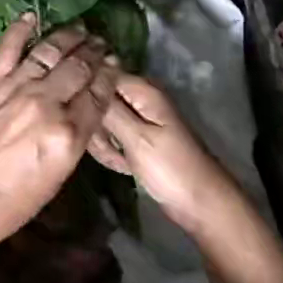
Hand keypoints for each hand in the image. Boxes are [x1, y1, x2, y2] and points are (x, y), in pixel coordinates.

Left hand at [0, 16, 118, 249]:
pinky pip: (7, 50)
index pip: (98, 96)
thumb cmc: (16, 198)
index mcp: (69, 135)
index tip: (117, 63)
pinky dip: (19, 31)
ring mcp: (14, 89)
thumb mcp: (60, 174)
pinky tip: (31, 16)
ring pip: (46, 54)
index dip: (109, 76)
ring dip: (65, 38)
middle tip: (102, 42)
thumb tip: (83, 112)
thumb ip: (74, 138)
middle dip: (93, 53)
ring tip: (80, 29)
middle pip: (76, 70)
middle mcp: (45, 105)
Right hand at [85, 73, 242, 234]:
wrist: (205, 210)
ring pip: (96, 118)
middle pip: (92, 97)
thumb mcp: (136, 137)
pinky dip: (110, 150)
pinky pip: (106, 135)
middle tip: (107, 146)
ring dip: (101, 141)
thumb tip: (77, 75)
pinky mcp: (133, 135)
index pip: (93, 72)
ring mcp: (134, 117)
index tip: (76, 113)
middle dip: (93, 123)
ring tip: (118, 160)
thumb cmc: (174, 171)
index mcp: (140, 89)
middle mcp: (136, 97)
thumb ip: (105, 106)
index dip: (81, 90)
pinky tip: (122, 165)